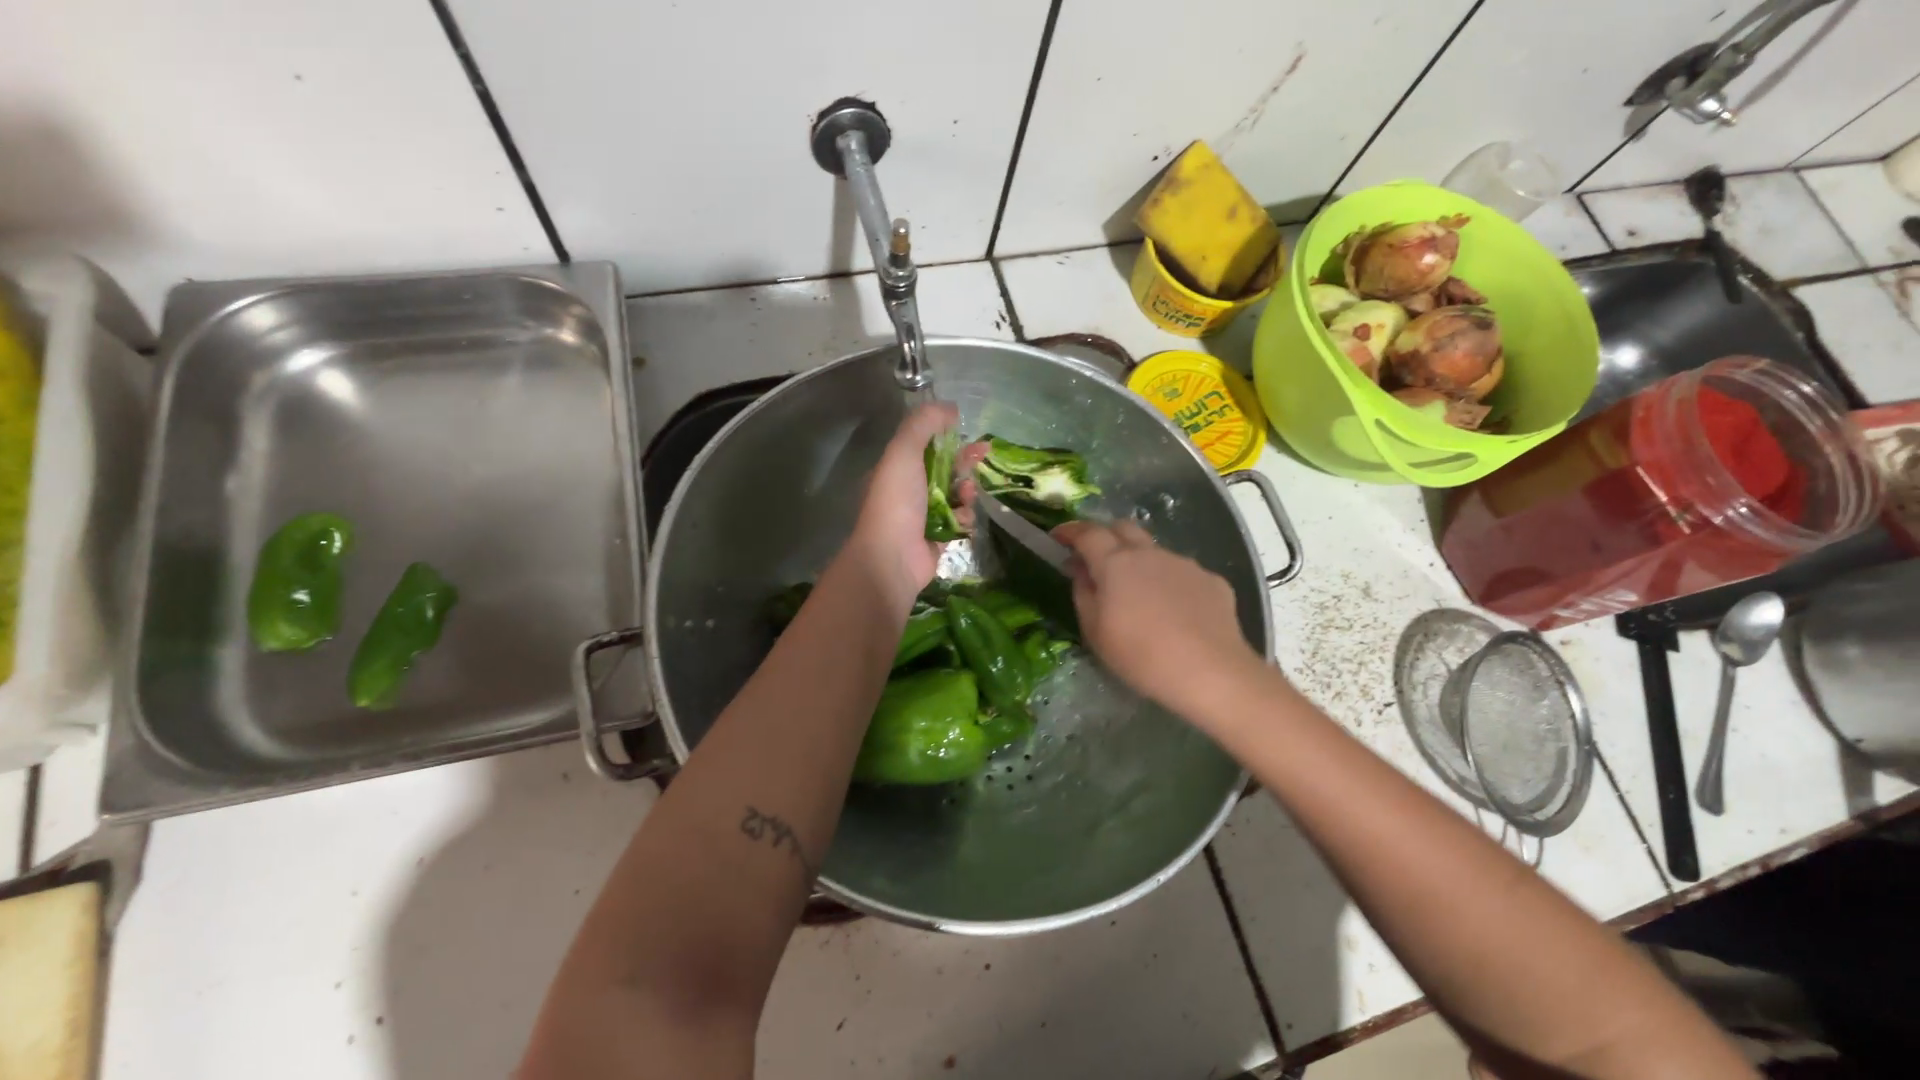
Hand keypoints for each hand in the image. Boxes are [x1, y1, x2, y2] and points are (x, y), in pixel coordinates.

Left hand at [840, 402, 956, 612]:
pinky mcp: (938, 537)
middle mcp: (908, 490)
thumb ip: (923, 424)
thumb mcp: (903, 452)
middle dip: (964, 461)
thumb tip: (949, 408)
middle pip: (945, 468)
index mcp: (896, 468)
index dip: (949, 436)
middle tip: (984, 455)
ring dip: (966, 491)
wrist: (892, 556)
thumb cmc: (896, 501)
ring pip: (956, 494)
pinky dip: (963, 517)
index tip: (969, 431)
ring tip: (964, 496)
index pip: (926, 445)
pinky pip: (959, 520)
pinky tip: (960, 520)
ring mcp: (923, 515)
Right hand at [1054, 520, 1264, 714]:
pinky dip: (1170, 584)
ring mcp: (1185, 564)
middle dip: (1105, 535)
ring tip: (1139, 594)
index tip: (1058, 537)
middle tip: (1095, 558)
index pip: (1087, 533)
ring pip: (1155, 552)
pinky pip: (1182, 574)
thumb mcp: (1096, 633)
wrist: (1210, 671)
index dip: (1070, 531)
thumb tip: (1081, 571)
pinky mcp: (1212, 580)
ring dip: (1140, 563)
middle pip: (1123, 528)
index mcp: (1116, 563)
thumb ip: (1083, 595)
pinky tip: (1174, 612)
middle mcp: (1150, 553)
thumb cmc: (1141, 657)